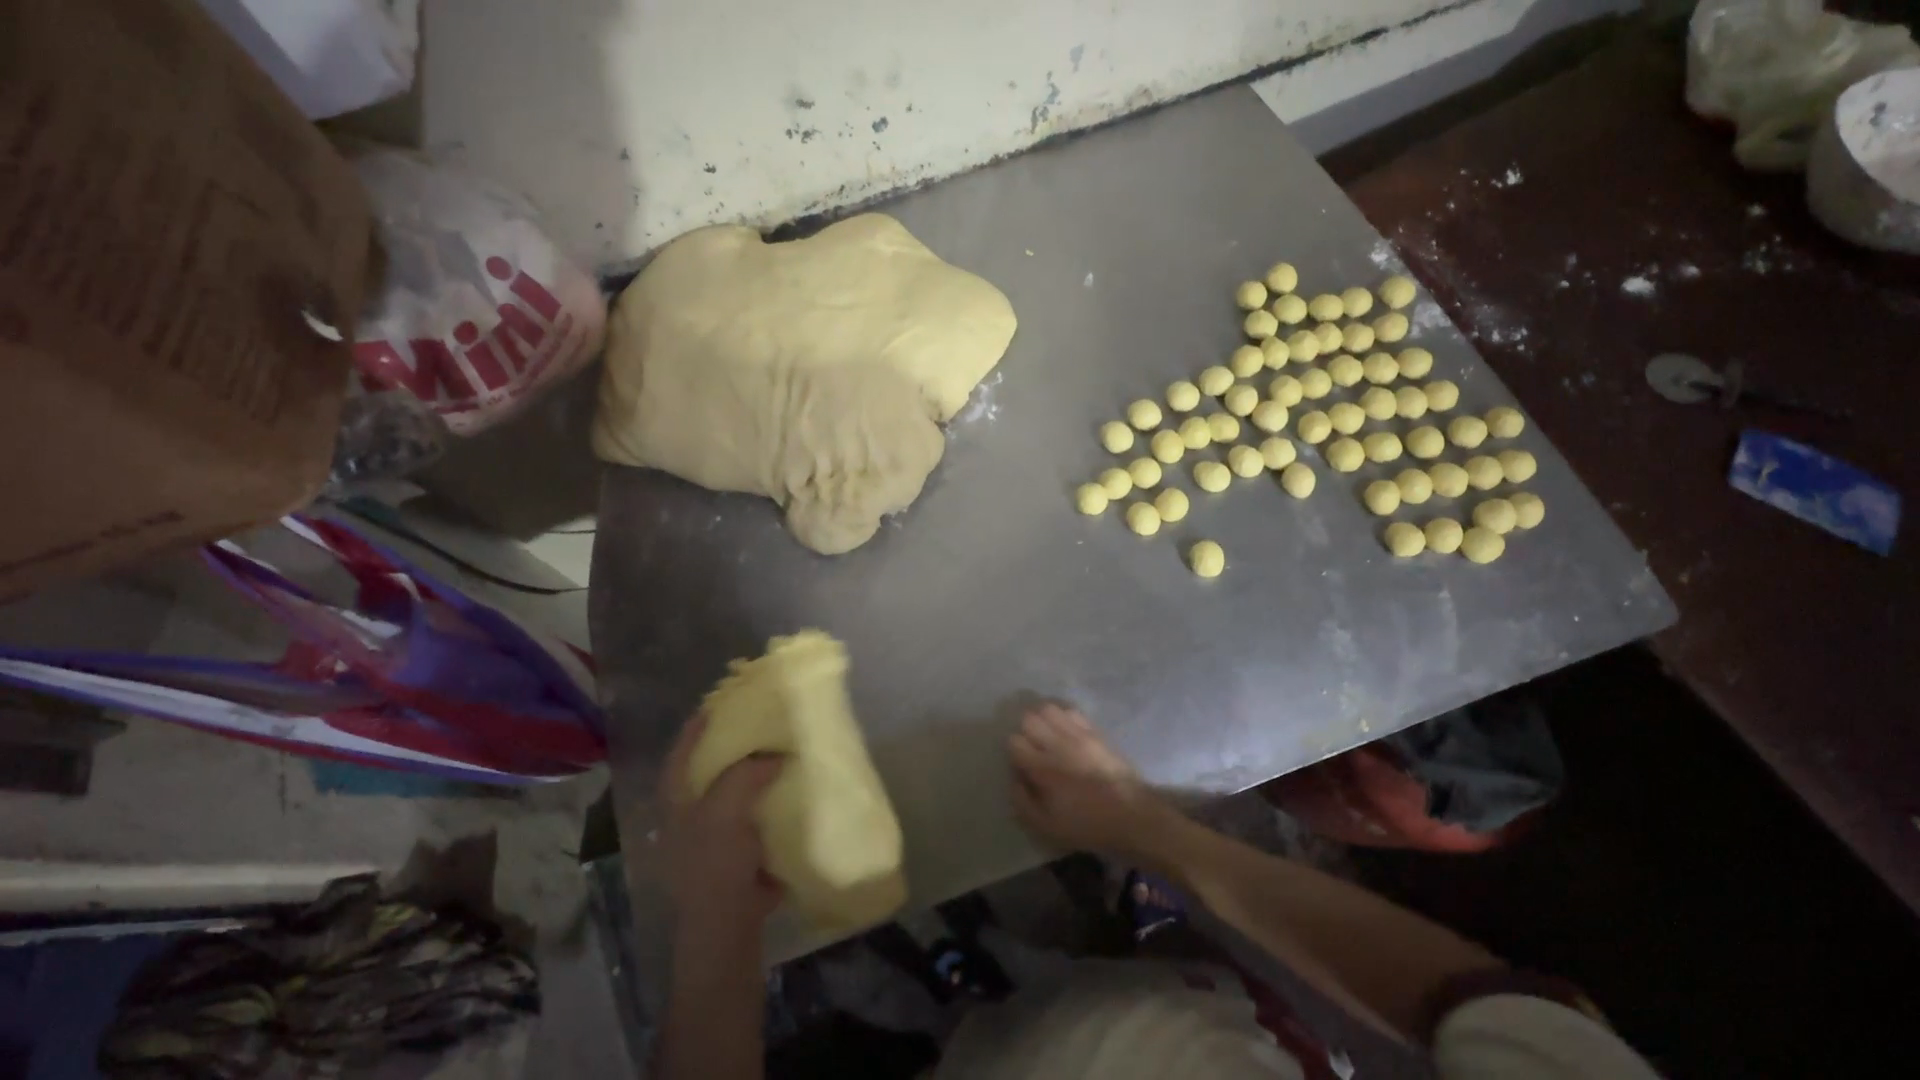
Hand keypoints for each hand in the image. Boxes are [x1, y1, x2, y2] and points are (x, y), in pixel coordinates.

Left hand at [658, 714, 785, 939]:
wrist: (728, 923)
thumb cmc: (715, 862)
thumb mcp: (726, 808)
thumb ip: (747, 773)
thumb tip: (775, 755)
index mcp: (677, 802)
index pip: (682, 753)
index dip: (697, 728)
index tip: (718, 704)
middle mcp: (690, 817)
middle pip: (709, 773)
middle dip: (732, 752)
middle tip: (759, 727)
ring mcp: (714, 839)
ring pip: (735, 798)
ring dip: (756, 779)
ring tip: (782, 754)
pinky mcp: (739, 857)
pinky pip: (757, 822)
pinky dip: (771, 808)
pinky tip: (793, 796)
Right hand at [1007, 703, 1178, 863]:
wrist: (1132, 815)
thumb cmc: (1087, 825)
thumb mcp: (1046, 826)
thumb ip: (1022, 801)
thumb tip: (1015, 778)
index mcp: (1043, 767)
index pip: (1014, 741)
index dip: (1015, 753)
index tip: (1022, 766)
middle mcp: (1058, 744)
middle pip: (1029, 718)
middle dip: (1026, 732)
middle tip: (1033, 749)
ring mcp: (1079, 734)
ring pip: (1049, 709)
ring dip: (1043, 721)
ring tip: (1049, 738)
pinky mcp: (1096, 732)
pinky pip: (1072, 712)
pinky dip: (1063, 718)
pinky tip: (1067, 734)